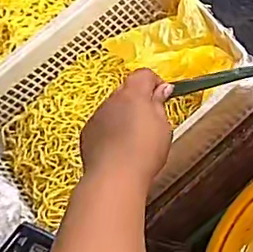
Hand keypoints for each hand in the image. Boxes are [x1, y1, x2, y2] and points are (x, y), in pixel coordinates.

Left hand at [79, 68, 172, 195]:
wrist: (115, 177)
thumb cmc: (146, 151)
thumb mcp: (163, 126)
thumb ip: (159, 104)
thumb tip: (161, 89)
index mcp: (133, 95)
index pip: (144, 74)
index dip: (156, 83)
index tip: (165, 97)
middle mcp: (111, 100)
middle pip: (127, 91)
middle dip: (140, 100)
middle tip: (154, 121)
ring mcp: (96, 116)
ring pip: (114, 108)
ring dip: (125, 116)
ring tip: (137, 139)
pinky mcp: (87, 133)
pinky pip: (103, 124)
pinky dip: (113, 130)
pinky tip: (122, 148)